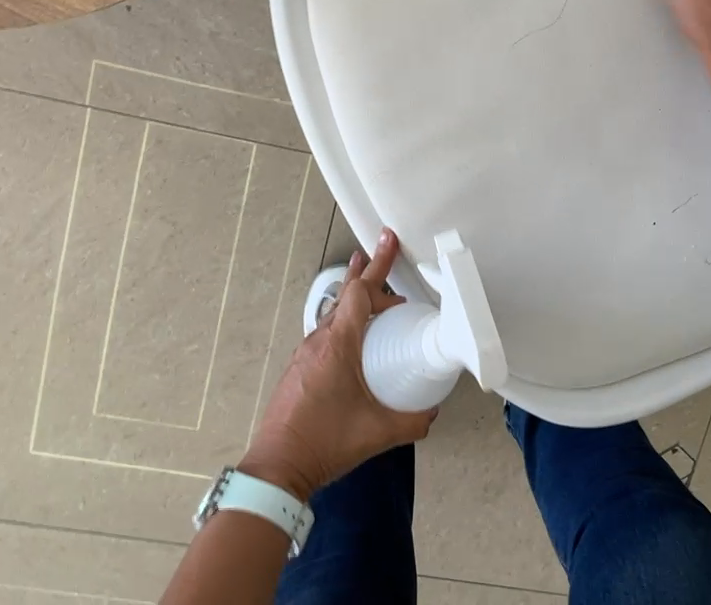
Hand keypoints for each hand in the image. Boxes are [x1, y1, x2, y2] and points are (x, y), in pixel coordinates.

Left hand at [240, 229, 437, 498]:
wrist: (277, 468)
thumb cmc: (324, 444)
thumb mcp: (377, 433)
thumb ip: (412, 420)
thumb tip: (432, 411)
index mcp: (337, 346)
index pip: (359, 294)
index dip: (377, 266)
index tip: (388, 241)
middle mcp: (318, 342)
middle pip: (345, 296)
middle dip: (367, 274)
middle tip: (385, 256)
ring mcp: (305, 355)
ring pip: (334, 314)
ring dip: (355, 300)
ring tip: (373, 293)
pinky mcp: (299, 369)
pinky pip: (326, 333)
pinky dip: (345, 323)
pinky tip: (355, 339)